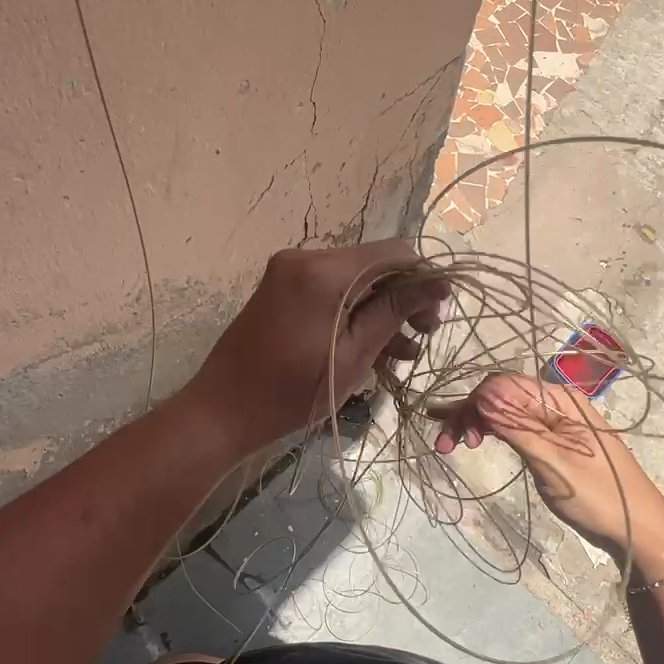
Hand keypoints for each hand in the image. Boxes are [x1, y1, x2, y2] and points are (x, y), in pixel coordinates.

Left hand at [185, 240, 448, 451]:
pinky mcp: (281, 290)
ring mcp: (289, 273)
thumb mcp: (354, 355)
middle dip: (403, 298)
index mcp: (323, 271)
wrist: (223, 411)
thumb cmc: (292, 392)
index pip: (394, 252)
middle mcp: (305, 259)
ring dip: (381, 311)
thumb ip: (394, 311)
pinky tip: (375, 350)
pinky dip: (353, 315)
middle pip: (374, 265)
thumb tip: (437, 283)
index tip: (440, 312)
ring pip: (354, 282)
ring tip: (403, 355)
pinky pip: (331, 293)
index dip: (424, 278)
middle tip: (424, 337)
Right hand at [428, 373, 663, 575]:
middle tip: (442, 443)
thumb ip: (517, 427)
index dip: (473, 404)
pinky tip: (470, 436)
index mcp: (559, 399)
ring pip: (504, 410)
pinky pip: (516, 425)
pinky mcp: (553, 439)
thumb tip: (482, 396)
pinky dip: (492, 430)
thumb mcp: (553, 463)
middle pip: (500, 395)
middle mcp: (555, 402)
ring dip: (475, 422)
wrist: (638, 526)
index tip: (456, 436)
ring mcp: (555, 421)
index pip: (503, 385)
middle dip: (468, 413)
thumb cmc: (598, 496)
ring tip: (447, 442)